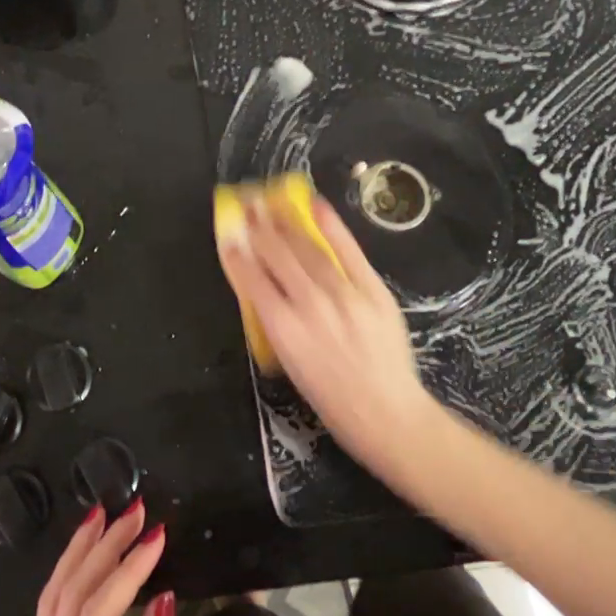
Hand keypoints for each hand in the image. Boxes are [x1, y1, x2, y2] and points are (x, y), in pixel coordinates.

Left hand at [35, 499, 171, 615]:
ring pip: (54, 590)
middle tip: (135, 510)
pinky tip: (80, 553)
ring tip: (100, 514)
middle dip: (108, 545)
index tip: (158, 535)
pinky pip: (46, 602)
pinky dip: (64, 571)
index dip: (131, 570)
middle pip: (76, 588)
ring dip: (80, 548)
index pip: (102, 606)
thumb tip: (163, 597)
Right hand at [218, 192, 440, 473]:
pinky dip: (331, 226)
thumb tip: (263, 288)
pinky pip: (348, 251)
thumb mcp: (290, 364)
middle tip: (247, 205)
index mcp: (283, 329)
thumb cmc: (331, 399)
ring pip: (308, 248)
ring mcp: (344, 294)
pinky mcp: (373, 290)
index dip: (236, 254)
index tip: (227, 235)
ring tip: (271, 201)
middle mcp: (310, 305)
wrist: (388, 414)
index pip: (251, 280)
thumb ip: (275, 322)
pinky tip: (315, 205)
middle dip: (259, 228)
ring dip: (286, 221)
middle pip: (277, 256)